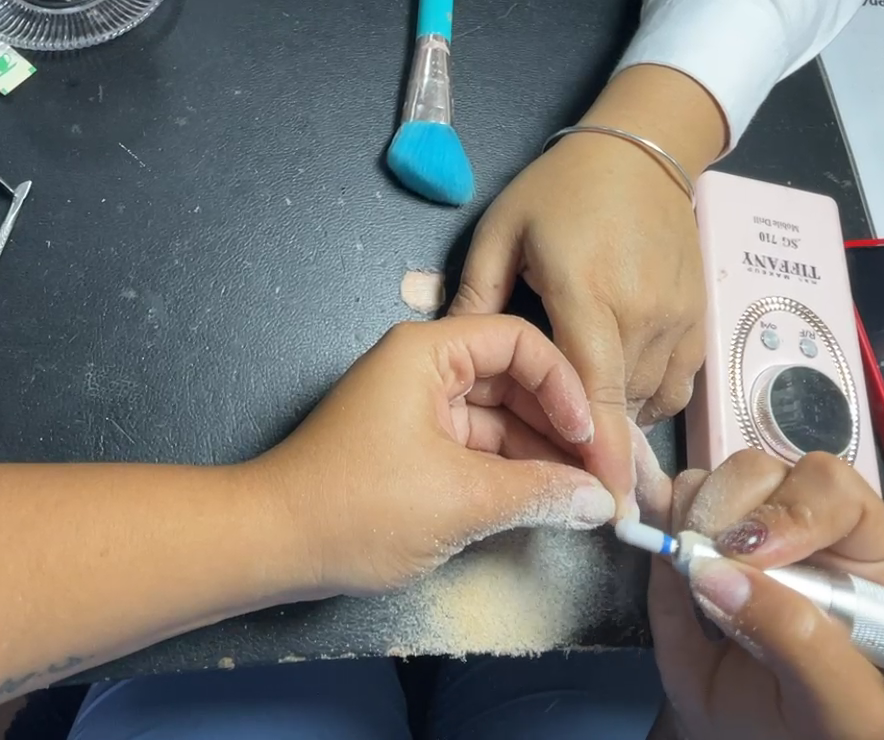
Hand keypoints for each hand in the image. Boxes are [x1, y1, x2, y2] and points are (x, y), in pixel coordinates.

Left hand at [250, 315, 620, 594]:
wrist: (275, 541)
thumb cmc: (362, 504)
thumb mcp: (458, 499)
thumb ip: (536, 493)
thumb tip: (598, 500)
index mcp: (428, 352)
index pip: (518, 342)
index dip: (564, 385)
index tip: (592, 439)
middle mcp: (425, 367)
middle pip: (512, 379)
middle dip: (560, 425)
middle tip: (608, 477)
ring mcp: (419, 406)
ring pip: (498, 417)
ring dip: (541, 453)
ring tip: (590, 497)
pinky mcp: (416, 444)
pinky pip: (476, 445)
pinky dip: (511, 470)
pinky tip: (549, 500)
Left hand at [451, 65, 722, 522]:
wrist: (638, 153)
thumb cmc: (558, 191)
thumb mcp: (501, 233)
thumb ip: (477, 294)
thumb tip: (450, 342)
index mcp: (586, 294)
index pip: (595, 387)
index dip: (595, 447)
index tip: (595, 499)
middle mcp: (642, 314)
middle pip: (623, 404)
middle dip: (597, 444)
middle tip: (559, 471)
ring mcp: (680, 318)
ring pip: (651, 399)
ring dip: (619, 421)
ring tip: (578, 433)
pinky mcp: (701, 318)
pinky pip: (677, 382)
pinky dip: (647, 399)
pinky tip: (615, 394)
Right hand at [649, 451, 883, 739]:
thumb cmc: (805, 729)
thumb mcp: (833, 709)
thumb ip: (796, 642)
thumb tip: (715, 571)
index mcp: (866, 565)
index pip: (839, 496)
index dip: (795, 510)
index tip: (753, 554)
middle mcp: (807, 529)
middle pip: (770, 469)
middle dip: (731, 510)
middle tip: (708, 562)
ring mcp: (744, 522)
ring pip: (716, 473)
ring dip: (695, 514)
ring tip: (692, 571)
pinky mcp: (692, 525)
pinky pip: (673, 490)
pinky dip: (662, 513)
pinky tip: (671, 555)